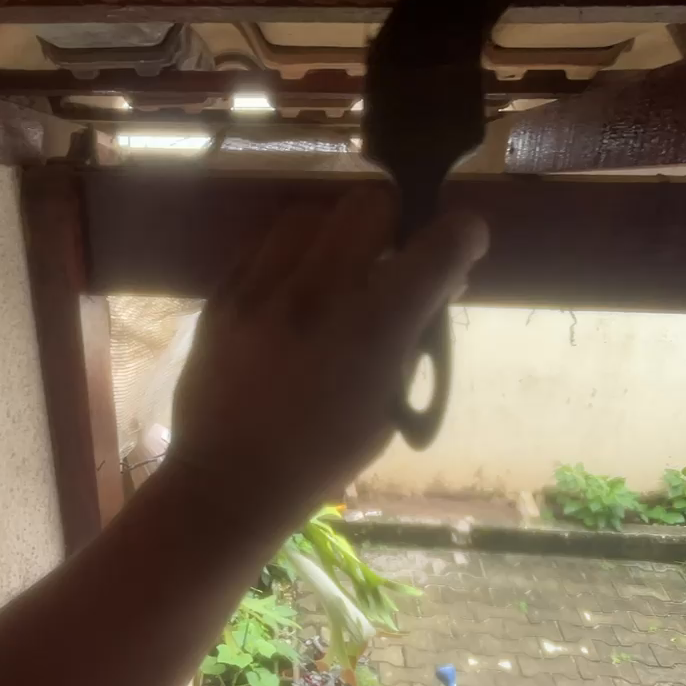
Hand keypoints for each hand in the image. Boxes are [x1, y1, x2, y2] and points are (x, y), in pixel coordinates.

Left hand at [165, 187, 487, 529]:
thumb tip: (433, 286)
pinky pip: (263, 247)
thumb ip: (412, 340)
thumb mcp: (386, 408)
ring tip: (330, 274)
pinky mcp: (221, 297)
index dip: (464, 238)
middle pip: (371, 204)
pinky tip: (288, 293)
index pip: (440, 244)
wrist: (228, 481)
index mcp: (372, 330)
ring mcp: (260, 291)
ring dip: (333, 235)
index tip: (460, 249)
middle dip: (393, 225)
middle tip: (385, 262)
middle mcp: (317, 294)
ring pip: (310, 214)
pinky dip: (287, 259)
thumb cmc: (318, 459)